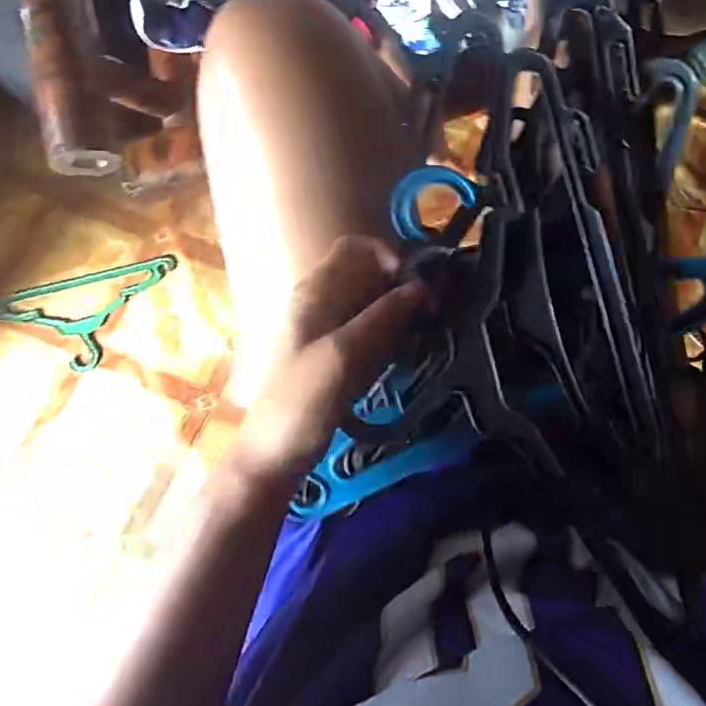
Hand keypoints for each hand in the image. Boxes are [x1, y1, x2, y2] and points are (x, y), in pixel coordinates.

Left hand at [229, 236, 427, 482]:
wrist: (273, 456)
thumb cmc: (303, 400)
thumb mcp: (345, 354)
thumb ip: (383, 316)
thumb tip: (423, 286)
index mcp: (316, 292)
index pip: (355, 248)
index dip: (387, 254)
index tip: (416, 283)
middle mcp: (322, 303)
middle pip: (369, 275)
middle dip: (402, 285)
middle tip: (432, 312)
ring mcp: (329, 330)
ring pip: (373, 303)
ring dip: (401, 312)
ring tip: (425, 334)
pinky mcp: (337, 356)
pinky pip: (371, 331)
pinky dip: (391, 335)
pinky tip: (406, 354)